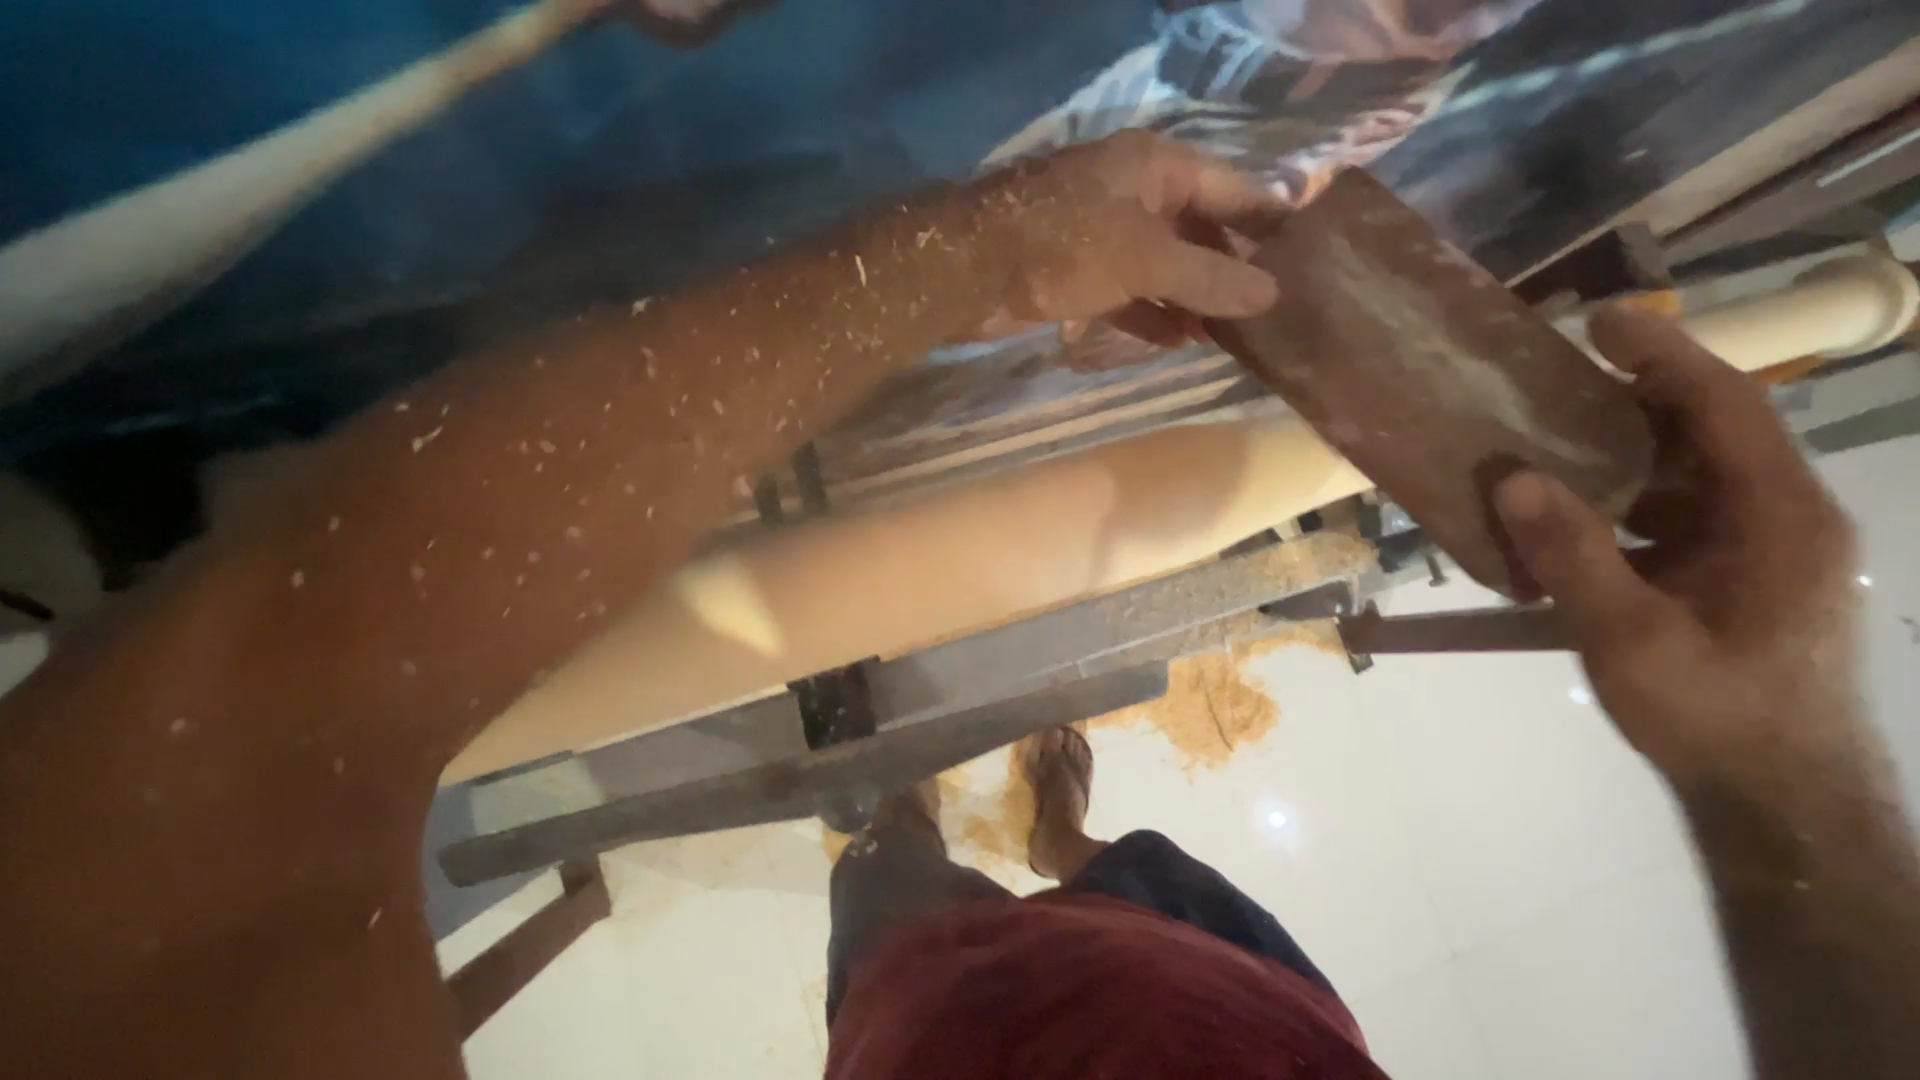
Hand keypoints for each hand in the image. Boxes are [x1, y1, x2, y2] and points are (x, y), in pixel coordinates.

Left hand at [976, 131, 1283, 347]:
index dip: (1266, 223)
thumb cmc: (1062, 247)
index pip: (1230, 190)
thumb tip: (1271, 294)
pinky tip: (1177, 343)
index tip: (1305, 259)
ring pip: (1162, 266)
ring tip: (1227, 337)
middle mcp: (1133, 193)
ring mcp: (1103, 233)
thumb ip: (1208, 276)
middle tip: (1267, 311)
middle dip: (1226, 270)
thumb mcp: (1145, 259)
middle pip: (1197, 230)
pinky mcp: (1077, 272)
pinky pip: (1128, 292)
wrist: (968, 272)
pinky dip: (1150, 315)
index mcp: (1155, 167)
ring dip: (1190, 300)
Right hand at [1492, 307, 1862, 785]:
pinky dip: (1626, 502)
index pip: (1726, 408)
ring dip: (1626, 451)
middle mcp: (1785, 519)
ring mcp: (1766, 550)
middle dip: (1638, 395)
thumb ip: (1573, 553)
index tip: (1602, 320)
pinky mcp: (1740, 578)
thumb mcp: (1630, 636)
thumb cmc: (1716, 713)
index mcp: (1782, 518)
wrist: (1781, 798)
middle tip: (1559, 377)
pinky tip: (1573, 516)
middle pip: (1711, 431)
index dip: (1664, 356)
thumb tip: (1514, 477)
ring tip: (1551, 437)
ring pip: (1693, 474)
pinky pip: (1680, 516)